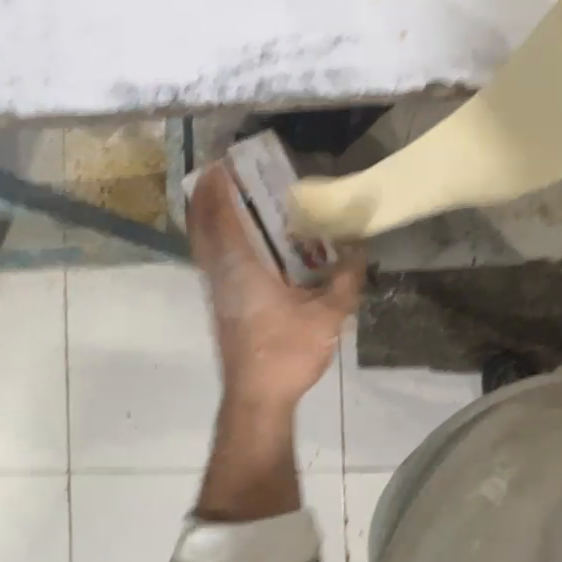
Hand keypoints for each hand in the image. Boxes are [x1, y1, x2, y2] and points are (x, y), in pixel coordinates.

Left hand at [189, 165, 362, 413]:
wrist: (257, 399)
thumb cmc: (286, 353)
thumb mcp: (328, 316)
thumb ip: (345, 280)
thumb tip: (359, 250)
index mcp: (240, 268)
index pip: (220, 215)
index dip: (218, 186)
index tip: (224, 161)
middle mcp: (220, 274)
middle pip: (201, 226)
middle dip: (207, 196)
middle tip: (225, 174)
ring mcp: (216, 293)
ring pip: (204, 245)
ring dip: (210, 219)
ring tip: (233, 200)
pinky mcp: (221, 308)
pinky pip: (213, 262)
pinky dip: (218, 241)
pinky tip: (245, 245)